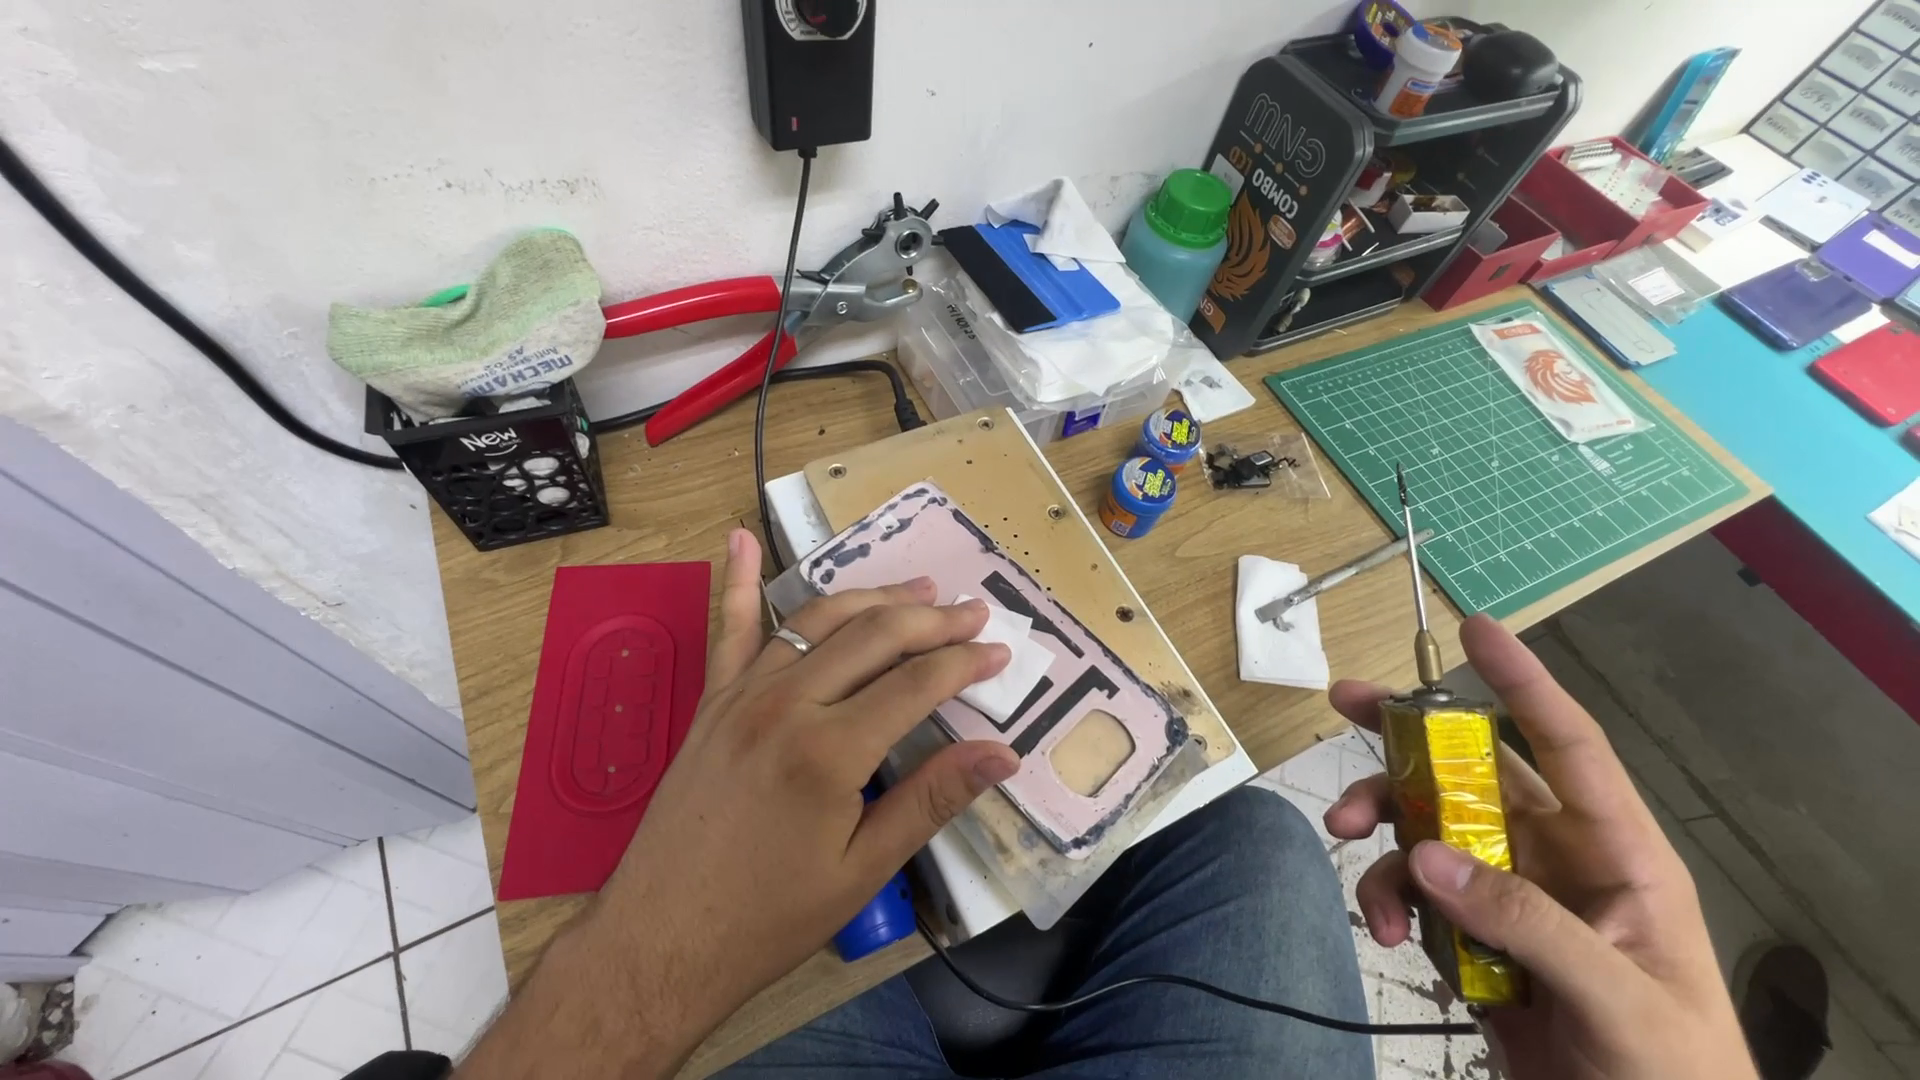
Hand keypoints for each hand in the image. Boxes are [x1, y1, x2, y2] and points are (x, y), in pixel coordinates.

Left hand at [608, 528, 1018, 1021]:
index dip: (966, 662)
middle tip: (974, 613)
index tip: (1002, 653)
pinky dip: (738, 581)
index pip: (917, 682)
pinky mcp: (711, 701)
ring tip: (917, 587)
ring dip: (872, 597)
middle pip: (875, 635)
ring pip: (818, 620)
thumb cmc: (770, 917)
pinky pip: (730, 629)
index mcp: (830, 751)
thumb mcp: (864, 870)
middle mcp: (786, 703)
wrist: (660, 940)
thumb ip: (933, 799)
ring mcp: (741, 695)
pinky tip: (741, 539)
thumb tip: (1004, 753)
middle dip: (933, 619)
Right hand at [1325, 615, 1754, 1079]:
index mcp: (1613, 853)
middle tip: (1342, 700)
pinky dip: (1384, 897)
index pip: (1568, 746)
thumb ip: (1528, 923)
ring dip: (1378, 827)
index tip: (1475, 630)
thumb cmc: (1674, 1076)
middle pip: (1467, 769)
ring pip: (1422, 825)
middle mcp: (1551, 855)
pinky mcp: (1467, 928)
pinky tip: (1385, 933)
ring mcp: (1503, 890)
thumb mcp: (1620, 1000)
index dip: (1523, 682)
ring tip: (1342, 843)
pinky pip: (1410, 887)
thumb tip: (1424, 855)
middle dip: (1403, 733)